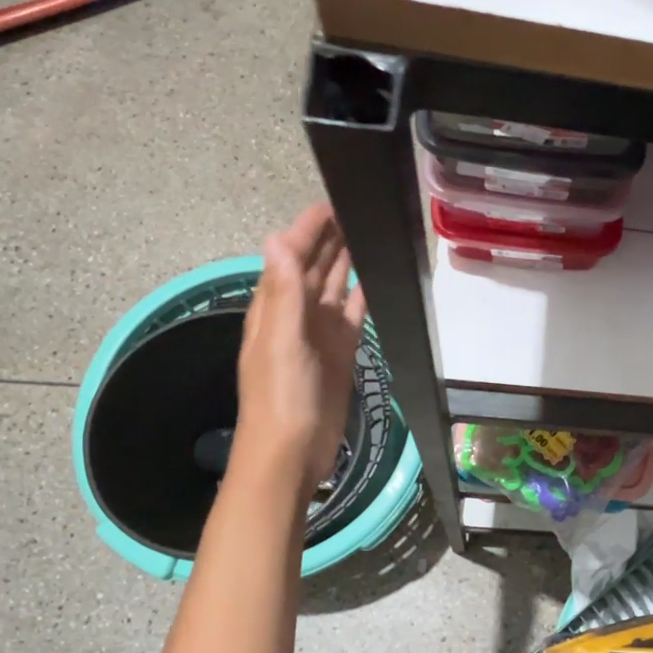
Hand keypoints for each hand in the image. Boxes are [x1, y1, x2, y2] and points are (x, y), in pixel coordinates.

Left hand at [234, 203, 366, 495]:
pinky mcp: (342, 352)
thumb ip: (283, 293)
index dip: (308, 227)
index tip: (334, 199)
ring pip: (336, 286)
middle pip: (314, 265)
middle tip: (361, 207)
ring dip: (349, 260)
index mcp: (275, 307)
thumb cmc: (282, 399)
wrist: (292, 453)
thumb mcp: (281, 343)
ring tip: (373, 233)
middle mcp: (297, 314)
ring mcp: (321, 334)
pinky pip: (354, 315)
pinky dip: (364, 295)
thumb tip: (278, 237)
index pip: (291, 255)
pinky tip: (377, 280)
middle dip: (331, 236)